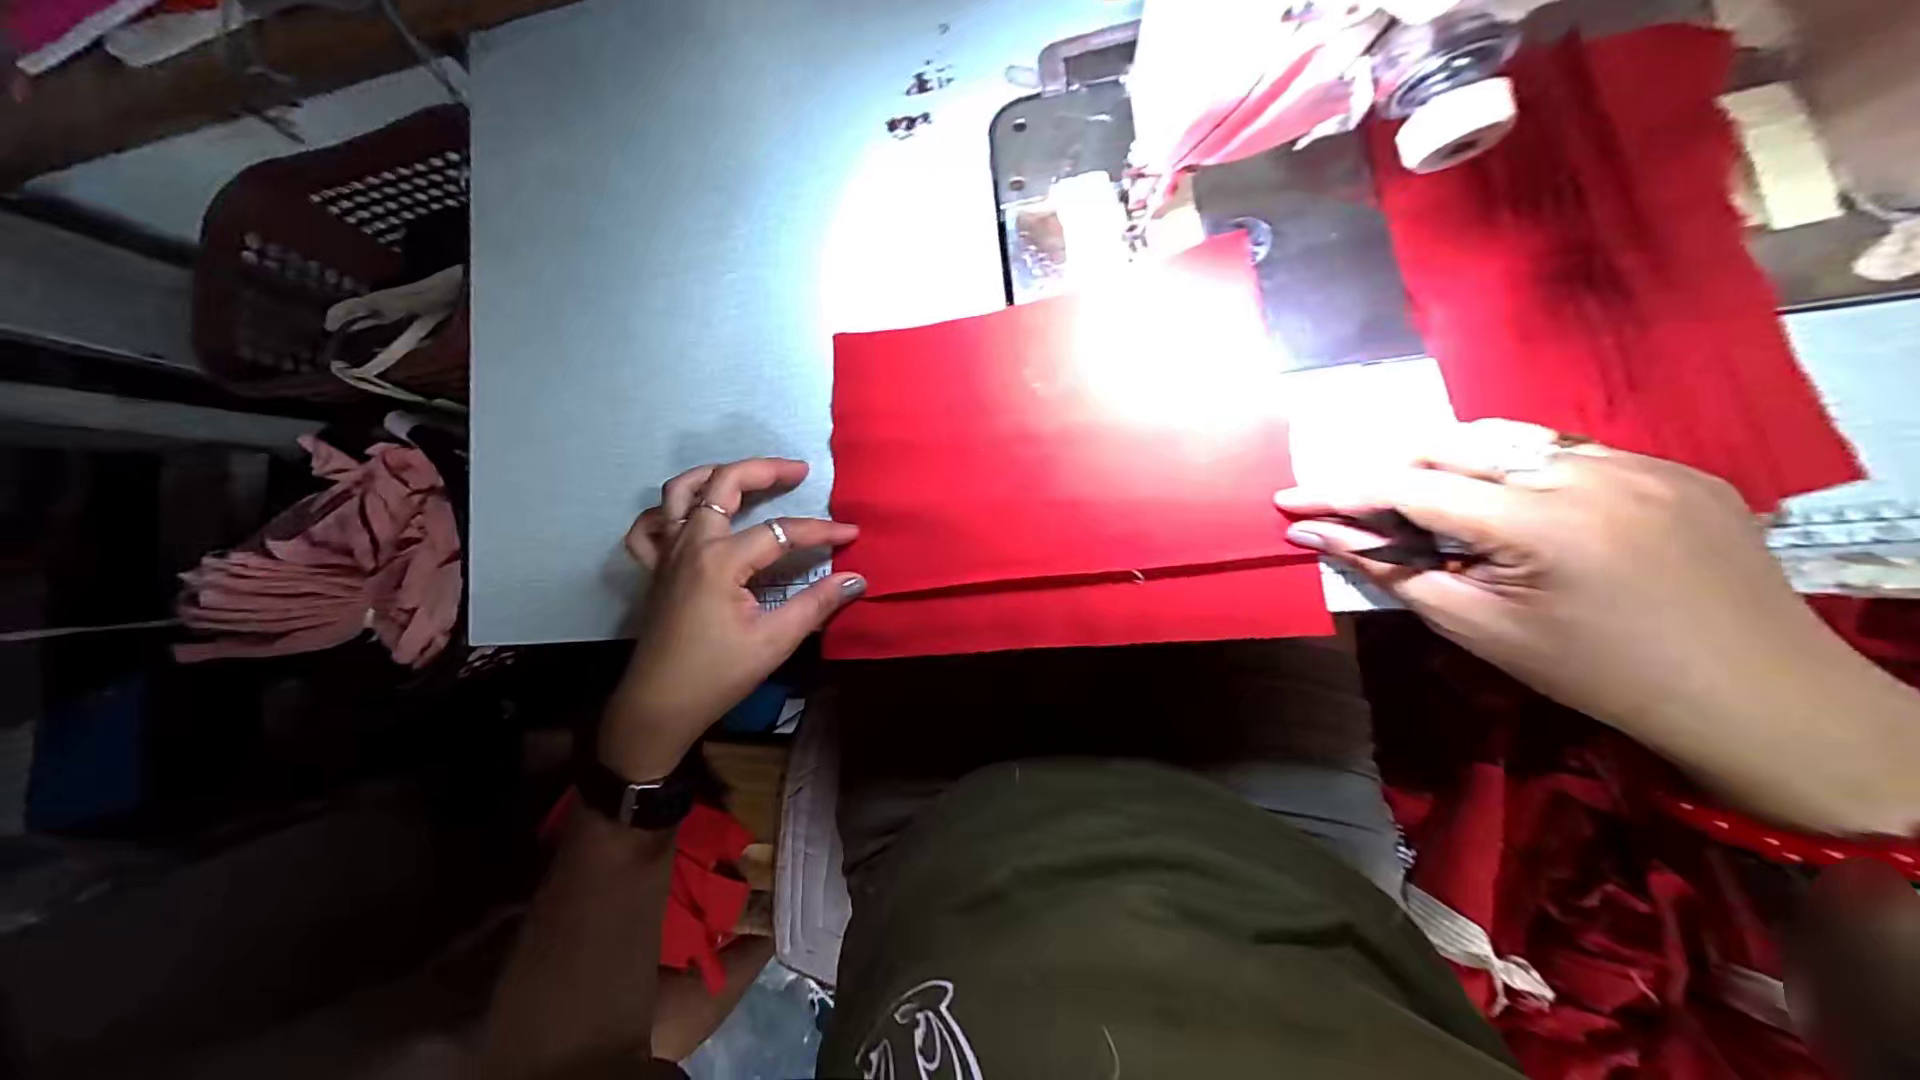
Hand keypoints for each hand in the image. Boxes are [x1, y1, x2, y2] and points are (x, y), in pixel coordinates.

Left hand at [605, 458, 863, 779]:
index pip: (780, 531)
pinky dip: (668, 512)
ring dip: (715, 476)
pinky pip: (649, 527)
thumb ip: (817, 603)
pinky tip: (689, 517)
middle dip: (764, 470)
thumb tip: (857, 578)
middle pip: (723, 484)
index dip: (820, 530)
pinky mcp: (654, 570)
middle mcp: (690, 544)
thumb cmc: (718, 674)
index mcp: (720, 560)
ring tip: (746, 478)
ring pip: (680, 493)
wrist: (658, 706)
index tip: (851, 533)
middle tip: (798, 471)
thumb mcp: (775, 640)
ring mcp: (666, 554)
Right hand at [1275, 419, 1919, 834]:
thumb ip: (1391, 570)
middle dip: (1387, 468)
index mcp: (1540, 524)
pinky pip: (1565, 450)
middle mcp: (1589, 474)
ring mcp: (1640, 463)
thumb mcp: (1476, 627)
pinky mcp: (1672, 466)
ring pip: (1506, 437)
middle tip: (1350, 501)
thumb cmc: (1594, 674)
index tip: (1290, 499)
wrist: (1754, 695)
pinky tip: (1505, 503)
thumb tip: (1318, 534)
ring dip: (1446, 460)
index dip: (1339, 492)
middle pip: (1451, 444)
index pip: (1409, 488)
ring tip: (1418, 495)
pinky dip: (1512, 467)